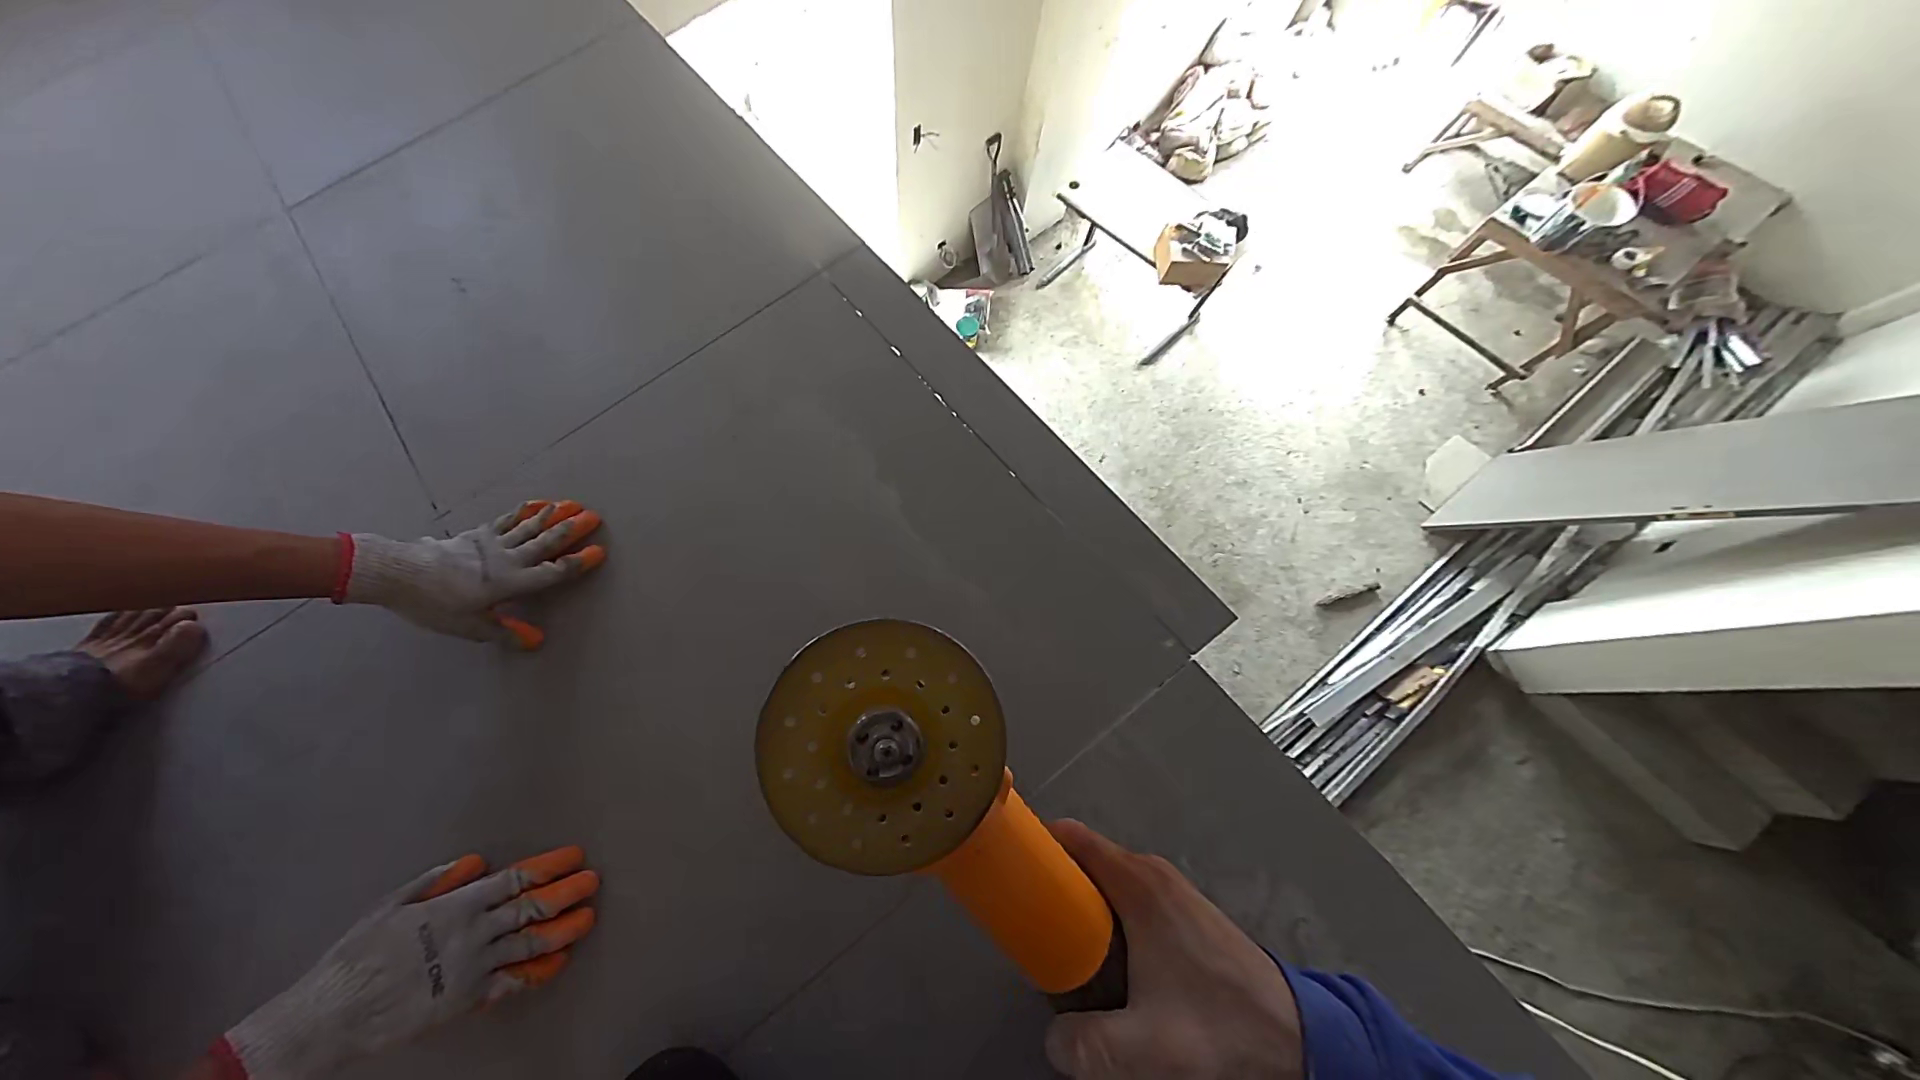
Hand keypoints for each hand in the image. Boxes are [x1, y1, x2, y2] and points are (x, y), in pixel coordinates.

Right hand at [220, 846, 598, 1079]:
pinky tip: (559, 960)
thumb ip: (438, 880)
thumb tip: (477, 862)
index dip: (550, 866)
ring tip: (589, 916)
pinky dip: (540, 970)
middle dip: (568, 891)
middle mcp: (473, 933)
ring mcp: (473, 967)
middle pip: (532, 907)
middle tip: (593, 880)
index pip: (516, 878)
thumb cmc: (357, 955)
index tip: (574, 855)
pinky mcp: (467, 998)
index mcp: (457, 905)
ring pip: (532, 942)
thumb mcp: (393, 905)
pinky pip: (513, 982)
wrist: (328, 1016)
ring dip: (564, 928)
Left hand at [342, 500, 605, 645]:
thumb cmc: (434, 604)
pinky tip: (534, 504)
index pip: (554, 572)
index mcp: (512, 582)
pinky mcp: (476, 535)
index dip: (578, 562)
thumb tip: (536, 642)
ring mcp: (492, 544)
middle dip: (572, 530)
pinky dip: (523, 513)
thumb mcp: (470, 626)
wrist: (396, 574)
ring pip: (530, 528)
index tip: (599, 551)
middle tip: (593, 517)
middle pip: (546, 542)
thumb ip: (505, 632)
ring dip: (553, 516)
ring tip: (571, 504)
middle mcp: (508, 559)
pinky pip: (506, 521)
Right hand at [1044, 821, 1303, 1079]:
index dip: (1037, 846)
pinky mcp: (1183, 909)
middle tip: (1041, 933)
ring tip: (1074, 957)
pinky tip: (1115, 966)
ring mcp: (1171, 889)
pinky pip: (1128, 897)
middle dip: (1056, 890)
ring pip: (1107, 882)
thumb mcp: (1143, 1046)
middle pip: (1084, 861)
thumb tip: (1055, 1039)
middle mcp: (1152, 874)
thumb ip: (1085, 1044)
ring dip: (1083, 910)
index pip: (1072, 838)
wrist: (1296, 1037)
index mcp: (1138, 883)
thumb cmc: (1219, 1026)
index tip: (1014, 873)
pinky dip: (1108, 918)